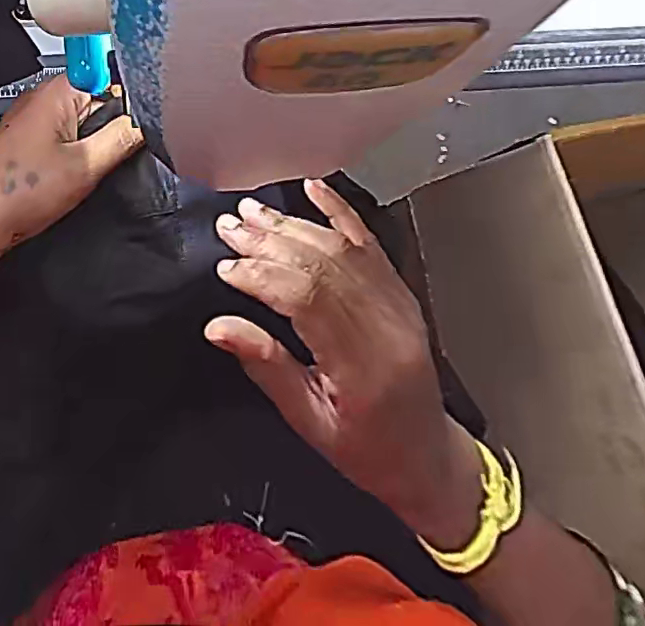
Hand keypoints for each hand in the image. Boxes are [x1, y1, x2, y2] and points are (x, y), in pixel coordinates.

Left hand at [0, 74, 144, 269]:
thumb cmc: (12, 194)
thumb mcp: (86, 167)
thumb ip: (122, 138)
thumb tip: (147, 121)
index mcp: (57, 91)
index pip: (110, 73)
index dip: (131, 97)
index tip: (140, 119)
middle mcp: (42, 97)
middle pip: (98, 96)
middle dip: (113, 123)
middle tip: (110, 153)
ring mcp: (34, 118)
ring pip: (83, 120)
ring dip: (94, 141)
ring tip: (85, 168)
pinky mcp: (29, 139)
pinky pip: (66, 136)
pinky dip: (76, 152)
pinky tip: (70, 174)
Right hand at [206, 180, 485, 548]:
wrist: (426, 456)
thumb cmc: (367, 450)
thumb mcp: (308, 422)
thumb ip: (265, 366)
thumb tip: (218, 327)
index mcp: (362, 366)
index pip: (306, 299)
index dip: (261, 276)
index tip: (227, 268)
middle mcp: (385, 326)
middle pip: (321, 264)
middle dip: (268, 241)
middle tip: (229, 228)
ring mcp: (397, 304)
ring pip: (339, 247)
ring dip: (291, 225)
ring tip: (252, 212)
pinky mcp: (400, 291)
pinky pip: (368, 242)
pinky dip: (339, 211)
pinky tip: (315, 189)